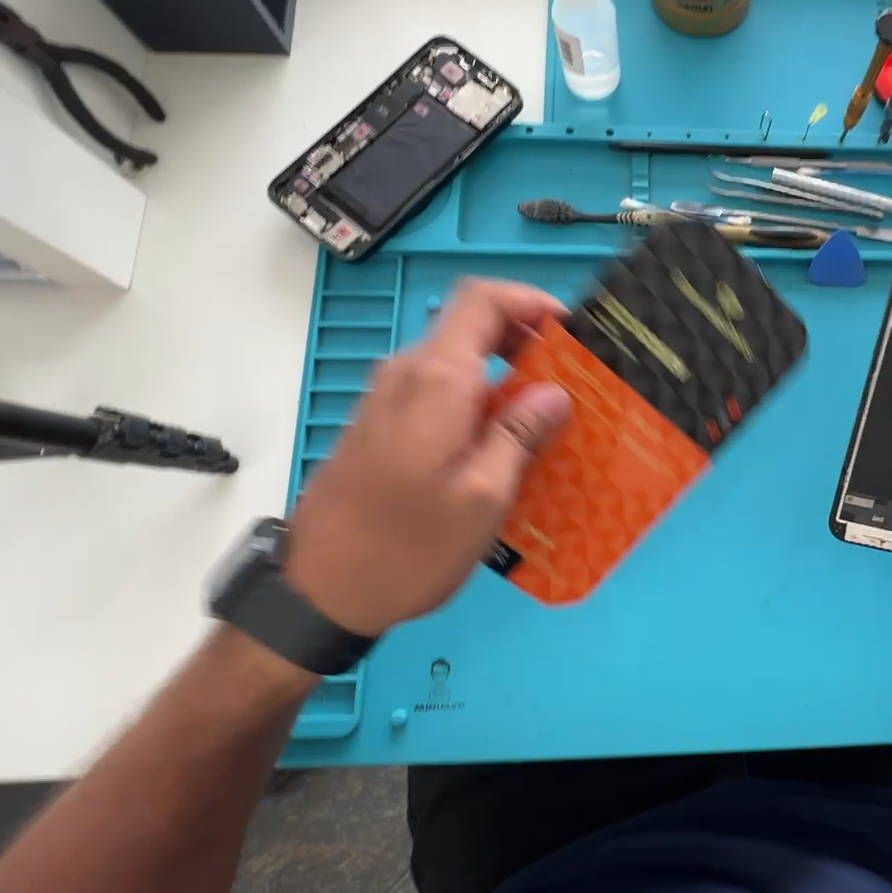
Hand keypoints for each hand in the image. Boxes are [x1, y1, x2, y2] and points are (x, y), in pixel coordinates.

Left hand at [284, 280, 572, 636]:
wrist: (319, 593)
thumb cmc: (410, 546)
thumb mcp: (483, 496)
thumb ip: (519, 434)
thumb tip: (553, 393)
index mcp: (436, 380)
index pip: (481, 299)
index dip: (530, 301)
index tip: (571, 332)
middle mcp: (406, 375)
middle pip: (470, 326)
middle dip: (526, 341)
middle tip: (570, 381)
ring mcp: (387, 400)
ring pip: (455, 362)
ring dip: (504, 376)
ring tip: (547, 418)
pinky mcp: (380, 427)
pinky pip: (438, 393)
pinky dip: (478, 401)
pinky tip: (502, 446)